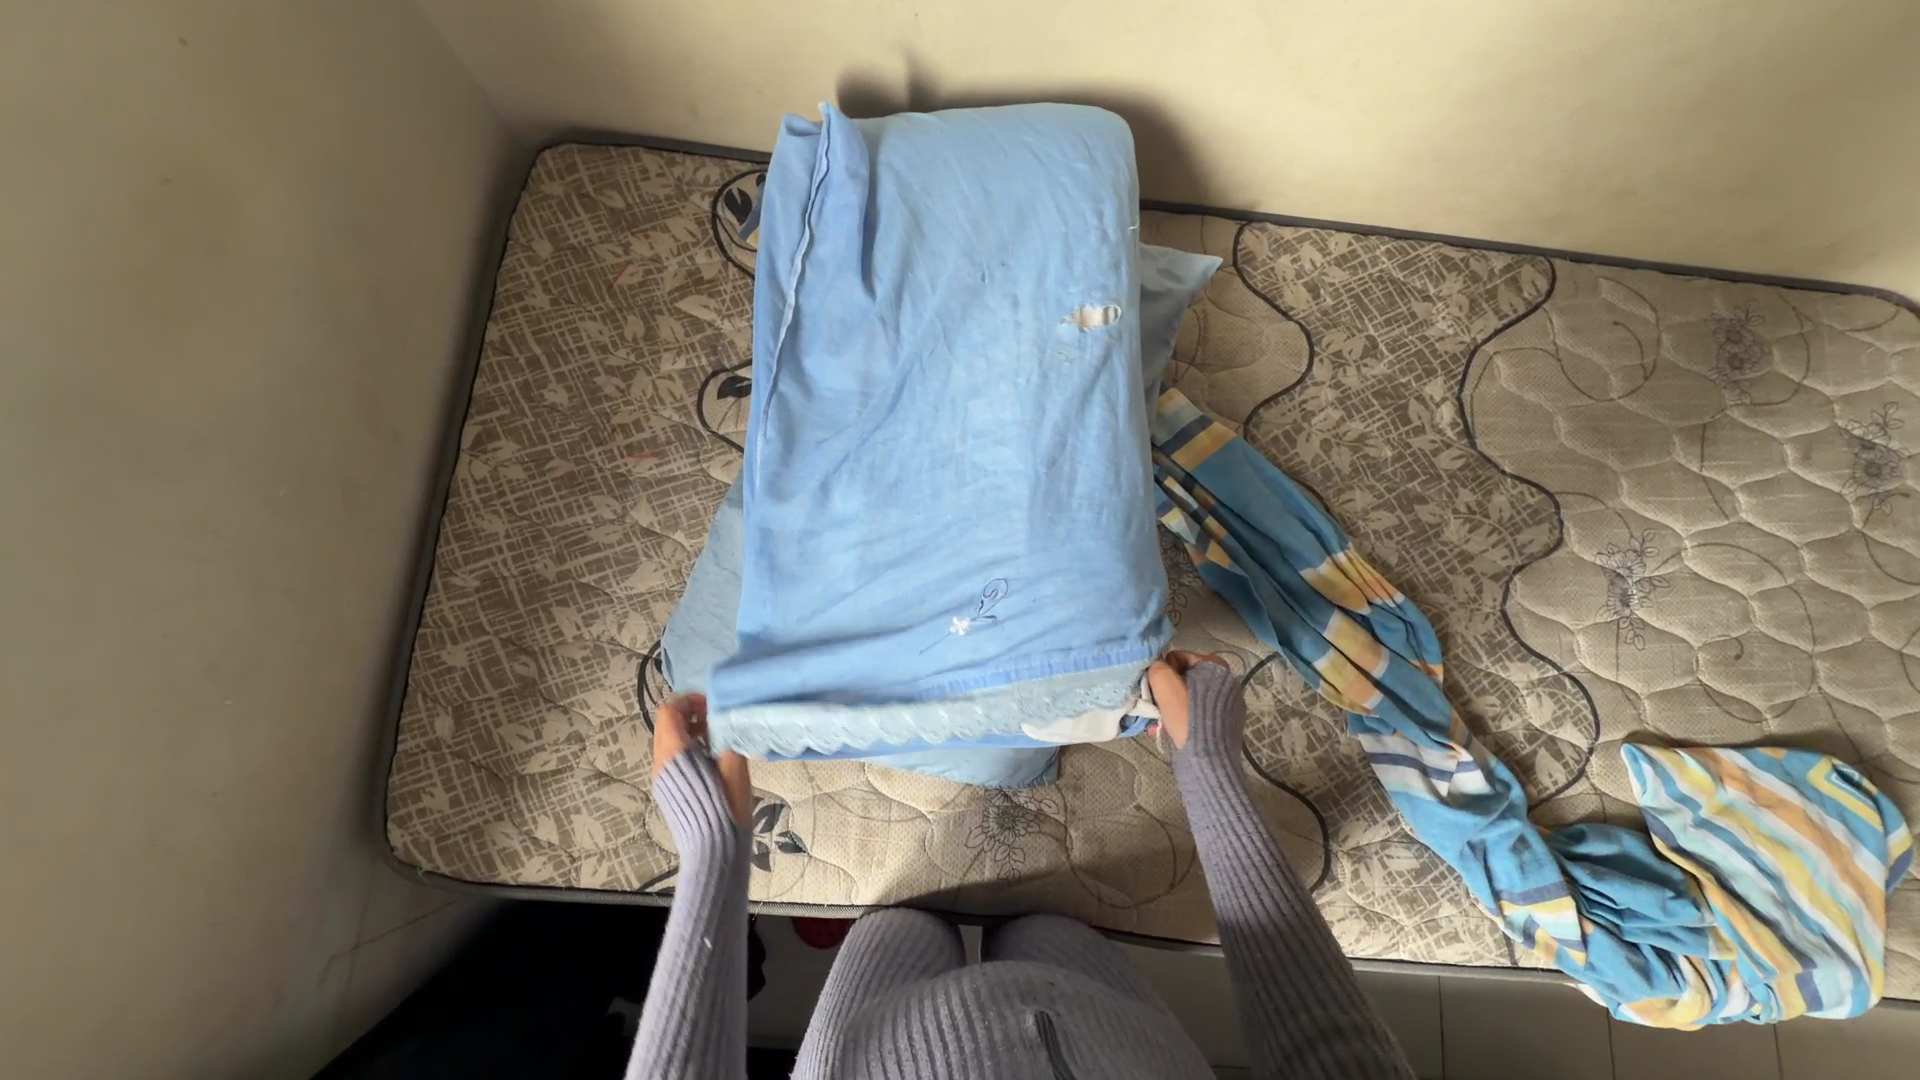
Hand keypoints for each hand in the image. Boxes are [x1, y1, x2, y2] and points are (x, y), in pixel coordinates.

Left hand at [651, 693, 753, 827]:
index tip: (712, 705)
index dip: (689, 701)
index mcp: (675, 754)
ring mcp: (661, 777)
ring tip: (718, 737)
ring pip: (670, 740)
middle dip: (691, 714)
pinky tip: (713, 757)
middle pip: (667, 724)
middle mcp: (661, 763)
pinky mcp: (667, 788)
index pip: (669, 712)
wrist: (713, 850)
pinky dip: (690, 747)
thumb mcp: (734, 767)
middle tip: (718, 718)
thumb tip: (729, 720)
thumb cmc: (726, 807)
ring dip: (691, 730)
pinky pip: (673, 757)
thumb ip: (728, 738)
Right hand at [1146, 650, 1228, 748]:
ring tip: (1164, 721)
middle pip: (1184, 678)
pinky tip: (1177, 729)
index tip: (1159, 691)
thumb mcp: (1163, 684)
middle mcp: (1228, 681)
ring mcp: (1230, 703)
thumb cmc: (1186, 717)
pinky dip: (1187, 717)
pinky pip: (1199, 712)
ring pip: (1190, 697)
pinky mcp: (1228, 722)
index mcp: (1215, 665)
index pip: (1177, 657)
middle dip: (1168, 692)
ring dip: (1174, 706)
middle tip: (1159, 707)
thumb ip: (1156, 666)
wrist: (1208, 759)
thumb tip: (1156, 667)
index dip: (1163, 673)